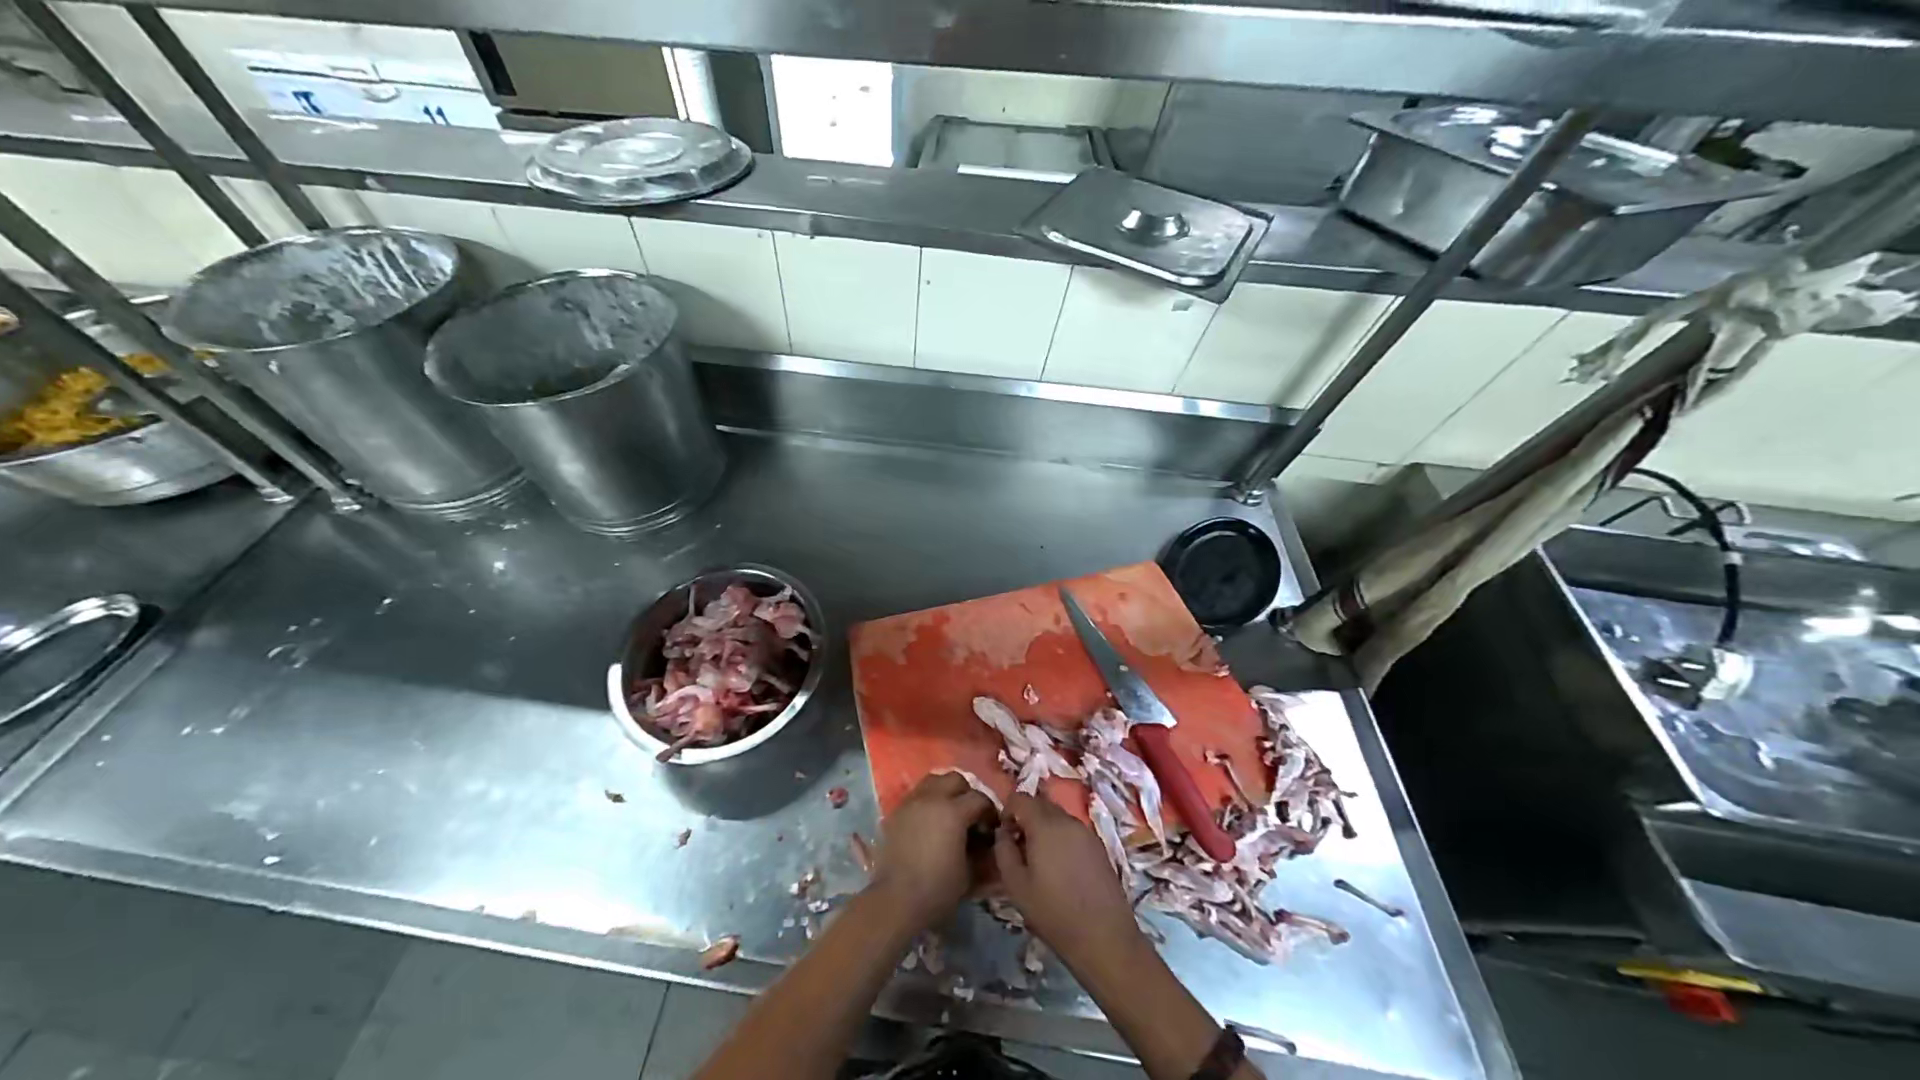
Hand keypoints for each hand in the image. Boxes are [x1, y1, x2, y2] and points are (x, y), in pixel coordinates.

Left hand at [870, 772, 997, 931]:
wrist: (895, 901)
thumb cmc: (938, 890)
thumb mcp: (970, 873)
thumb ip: (982, 850)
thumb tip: (988, 840)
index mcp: (953, 811)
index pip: (980, 798)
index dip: (990, 812)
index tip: (991, 829)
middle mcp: (931, 798)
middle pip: (956, 779)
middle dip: (967, 794)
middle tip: (970, 816)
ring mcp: (911, 802)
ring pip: (933, 780)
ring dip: (945, 791)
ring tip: (949, 814)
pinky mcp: (895, 812)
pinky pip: (916, 795)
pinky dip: (927, 801)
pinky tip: (930, 823)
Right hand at [993, 793, 1146, 970]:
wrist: (1104, 936)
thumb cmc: (1053, 911)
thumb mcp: (1016, 884)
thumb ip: (1003, 850)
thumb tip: (1003, 832)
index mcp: (1045, 824)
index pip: (1020, 797)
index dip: (1007, 811)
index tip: (1004, 835)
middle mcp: (1068, 820)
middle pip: (1040, 804)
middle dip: (1025, 818)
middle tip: (1019, 848)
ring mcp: (1087, 832)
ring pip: (1057, 817)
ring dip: (1043, 828)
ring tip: (1038, 860)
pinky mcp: (1099, 846)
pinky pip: (1072, 830)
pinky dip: (1060, 838)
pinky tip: (1059, 867)